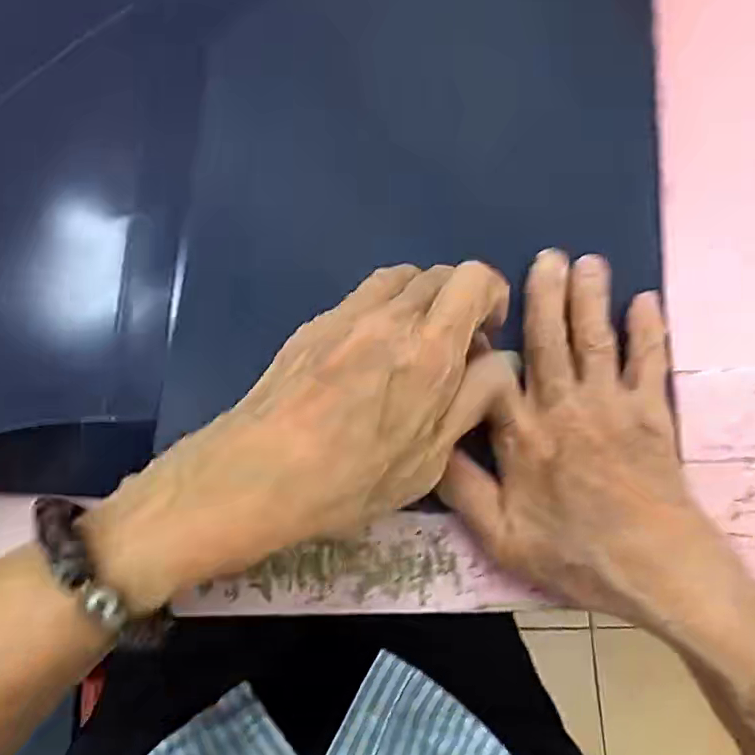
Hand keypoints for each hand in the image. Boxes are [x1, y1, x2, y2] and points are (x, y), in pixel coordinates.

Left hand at [87, 262, 517, 611]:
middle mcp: (388, 318)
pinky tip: (364, 356)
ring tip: (409, 346)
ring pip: (396, 280)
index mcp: (429, 349)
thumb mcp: (428, 459)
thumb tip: (495, 361)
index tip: (484, 337)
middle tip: (449, 348)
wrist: (260, 471)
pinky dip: (378, 312)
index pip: (475, 279)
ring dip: (416, 301)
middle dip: (456, 302)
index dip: (491, 298)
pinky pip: (358, 300)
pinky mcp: (310, 326)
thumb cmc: (350, 480)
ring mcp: (343, 316)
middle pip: (437, 274)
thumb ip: (471, 401)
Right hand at [438, 250, 754, 636]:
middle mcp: (564, 410)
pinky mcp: (652, 415)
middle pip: (550, 343)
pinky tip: (647, 301)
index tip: (471, 309)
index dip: (480, 341)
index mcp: (522, 438)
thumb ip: (462, 489)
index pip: (493, 376)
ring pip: (596, 341)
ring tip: (588, 261)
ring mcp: (612, 408)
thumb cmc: (573, 554)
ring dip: (591, 299)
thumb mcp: (499, 536)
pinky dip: (649, 331)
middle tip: (547, 255)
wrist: (658, 569)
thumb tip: (430, 447)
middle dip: (546, 297)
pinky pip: (650, 363)